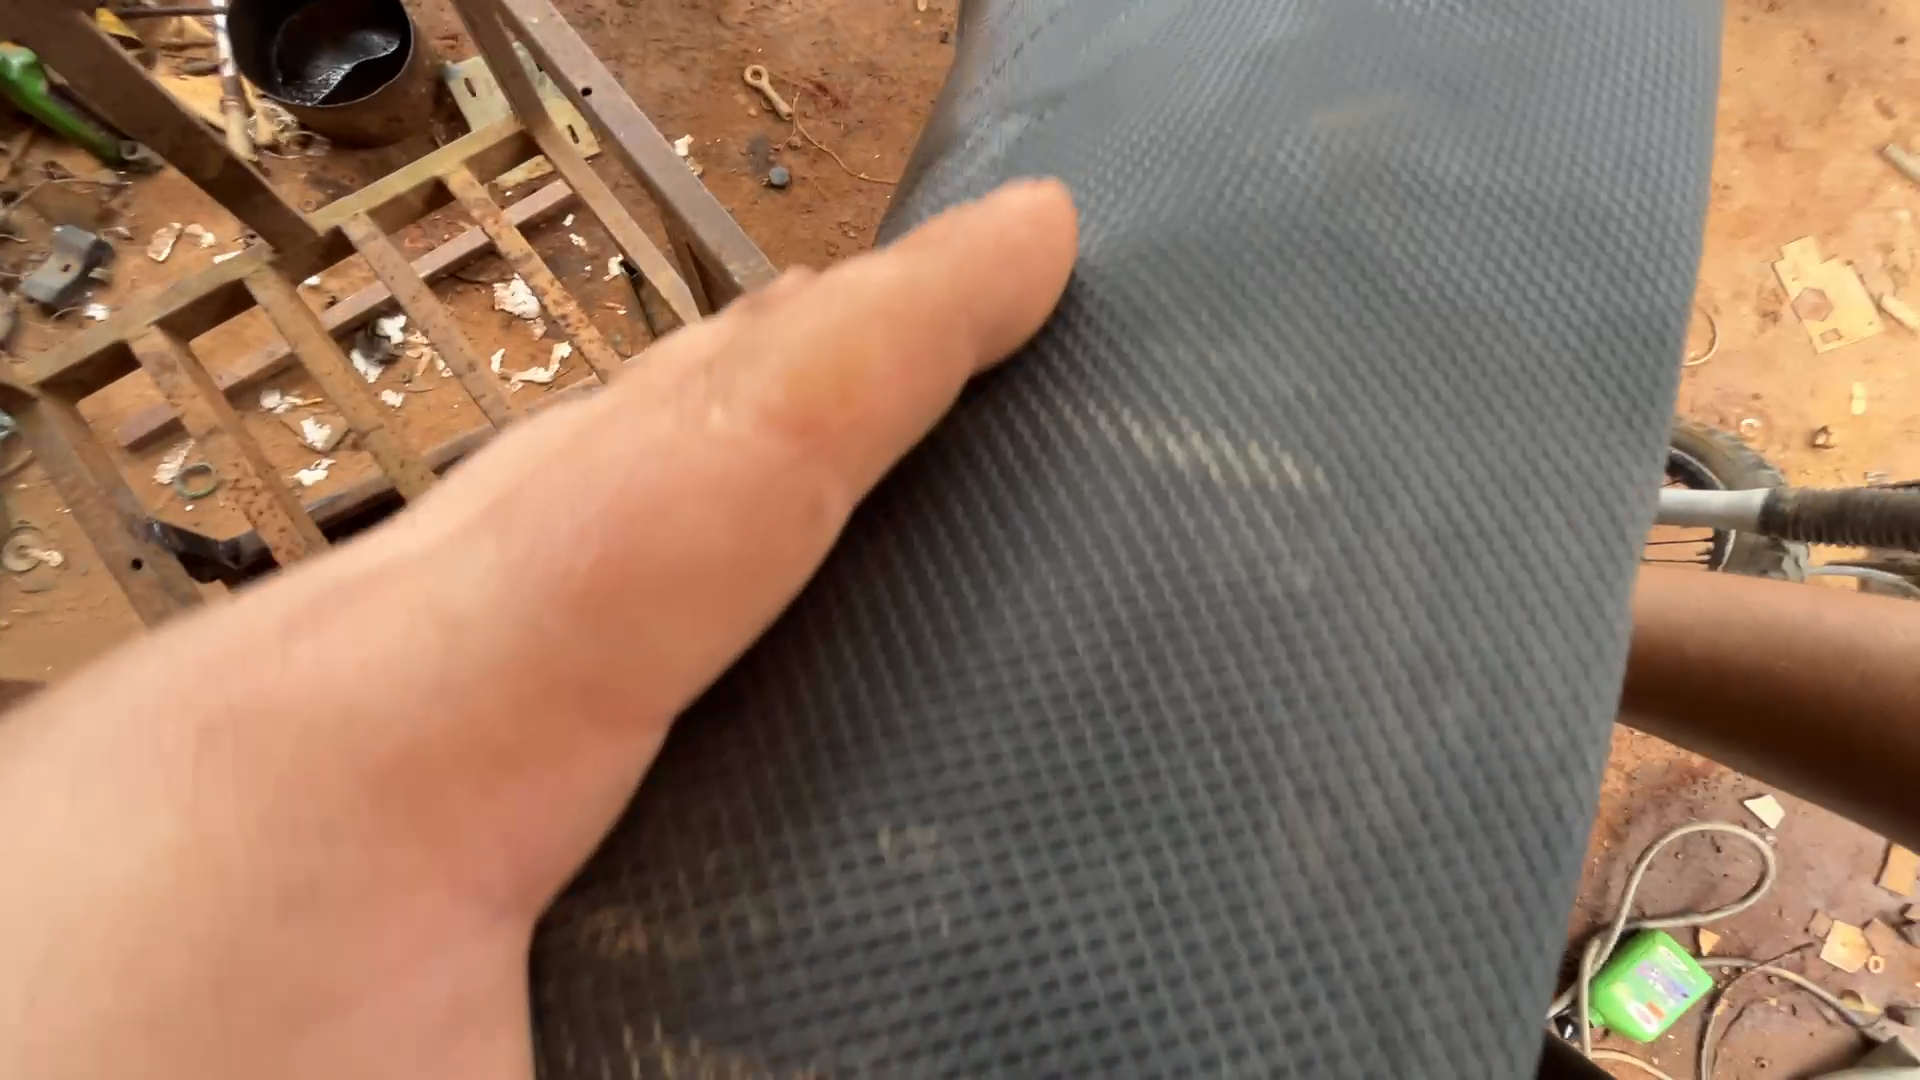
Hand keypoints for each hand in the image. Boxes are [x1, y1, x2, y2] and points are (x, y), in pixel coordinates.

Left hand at [0, 179, 1078, 1079]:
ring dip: (761, 395)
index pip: (733, 449)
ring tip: (882, 363)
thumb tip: (988, 1039)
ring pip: (595, 458)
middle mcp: (337, 658)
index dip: (912, 319)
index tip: (1031, 237)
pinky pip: (541, 547)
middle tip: (979, 279)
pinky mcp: (316, 735)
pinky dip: (665, 486)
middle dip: (851, 321)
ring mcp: (315, 680)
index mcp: (389, 742)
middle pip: (663, 410)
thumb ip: (768, 1032)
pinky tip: (731, 520)